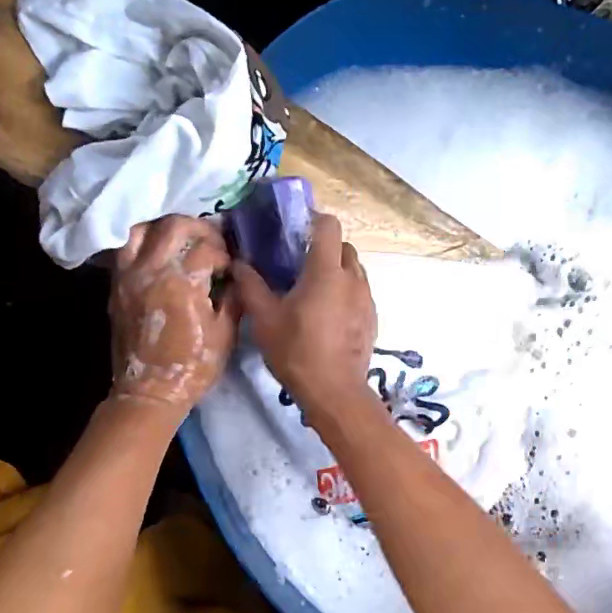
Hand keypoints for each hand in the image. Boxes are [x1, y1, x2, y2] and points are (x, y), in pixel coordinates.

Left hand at [108, 216, 238, 410]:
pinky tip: (161, 256)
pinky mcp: (117, 286)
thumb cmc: (193, 366)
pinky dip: (145, 244)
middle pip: (174, 225)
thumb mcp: (226, 334)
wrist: (148, 392)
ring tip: (183, 242)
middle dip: (199, 228)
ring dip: (167, 229)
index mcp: (183, 283)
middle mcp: (153, 271)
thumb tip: (238, 276)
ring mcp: (130, 276)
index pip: (207, 247)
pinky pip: (126, 250)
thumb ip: (234, 298)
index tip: (230, 267)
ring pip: (144, 230)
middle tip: (212, 242)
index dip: (224, 253)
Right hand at [231, 213, 377, 416]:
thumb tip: (238, 264)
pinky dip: (346, 292)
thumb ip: (251, 286)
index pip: (329, 226)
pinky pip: (360, 292)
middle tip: (299, 263)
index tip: (294, 230)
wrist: (334, 392)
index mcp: (326, 271)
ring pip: (354, 269)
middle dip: (324, 247)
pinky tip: (328, 314)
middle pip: (343, 246)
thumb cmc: (296, 351)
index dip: (313, 221)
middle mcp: (353, 278)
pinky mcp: (373, 318)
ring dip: (336, 270)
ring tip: (313, 289)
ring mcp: (367, 298)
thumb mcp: (264, 319)